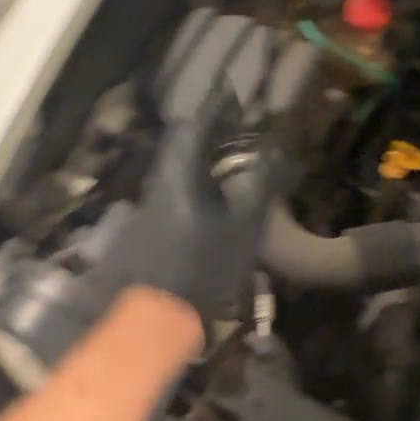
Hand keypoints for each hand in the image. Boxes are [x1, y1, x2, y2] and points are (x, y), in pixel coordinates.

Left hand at [79, 118, 276, 329]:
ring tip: (225, 169)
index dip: (216, 110)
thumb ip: (263, 187)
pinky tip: (204, 208)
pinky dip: (188, 190)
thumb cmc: (202, 271)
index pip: (193, 126)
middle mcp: (154, 185)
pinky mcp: (138, 235)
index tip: (235, 99)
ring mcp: (142, 211)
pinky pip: (166, 197)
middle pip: (177, 148)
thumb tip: (281, 152)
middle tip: (233, 134)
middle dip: (205, 136)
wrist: (152, 321)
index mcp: (176, 176)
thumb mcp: (244, 230)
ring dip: (196, 164)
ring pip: (170, 173)